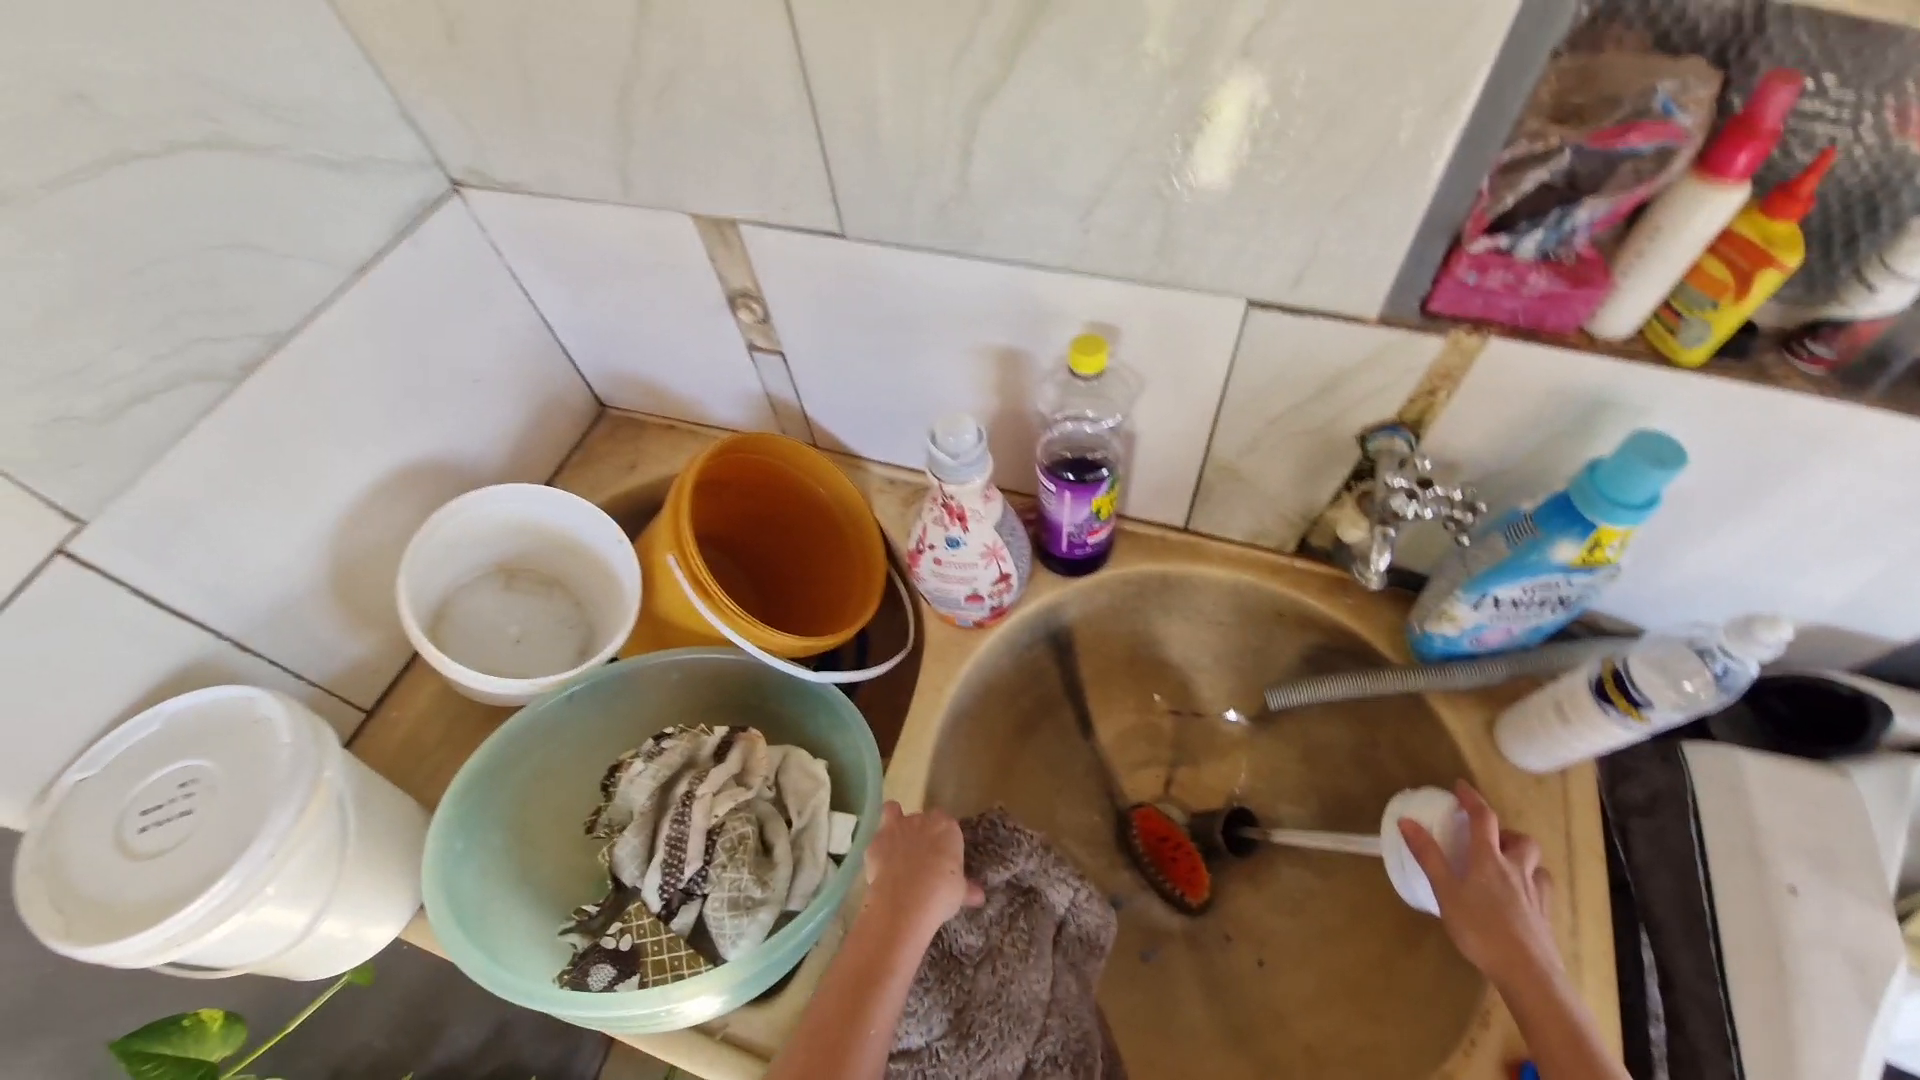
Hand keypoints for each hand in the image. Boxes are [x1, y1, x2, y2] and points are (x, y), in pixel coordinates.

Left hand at [862, 802, 984, 936]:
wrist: (906, 901)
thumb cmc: (942, 893)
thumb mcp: (959, 893)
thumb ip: (967, 889)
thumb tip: (979, 896)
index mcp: (947, 827)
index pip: (947, 823)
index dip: (943, 838)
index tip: (943, 855)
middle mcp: (921, 820)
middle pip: (922, 819)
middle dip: (921, 834)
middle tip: (922, 859)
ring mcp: (896, 828)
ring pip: (893, 811)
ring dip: (894, 823)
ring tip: (895, 846)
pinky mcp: (875, 842)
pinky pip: (877, 839)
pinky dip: (878, 849)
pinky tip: (880, 867)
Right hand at [1399, 781, 1562, 990]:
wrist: (1528, 972)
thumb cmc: (1480, 928)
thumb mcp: (1446, 892)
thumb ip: (1428, 857)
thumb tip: (1407, 821)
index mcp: (1490, 860)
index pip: (1484, 818)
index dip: (1472, 799)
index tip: (1461, 786)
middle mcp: (1517, 870)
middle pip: (1521, 839)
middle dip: (1505, 832)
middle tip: (1487, 839)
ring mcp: (1535, 894)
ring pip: (1536, 864)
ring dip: (1522, 857)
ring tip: (1505, 866)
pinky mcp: (1545, 916)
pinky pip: (1542, 889)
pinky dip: (1531, 883)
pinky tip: (1520, 896)